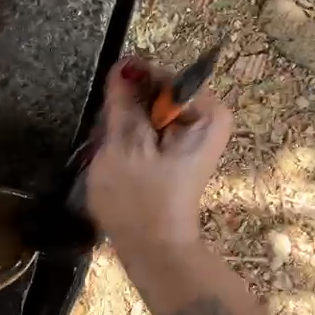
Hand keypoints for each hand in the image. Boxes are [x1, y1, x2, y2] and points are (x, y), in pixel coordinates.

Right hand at [84, 59, 232, 246]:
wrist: (152, 248)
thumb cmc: (138, 199)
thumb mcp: (125, 145)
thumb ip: (124, 101)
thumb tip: (123, 65)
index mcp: (206, 112)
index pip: (161, 75)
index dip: (129, 87)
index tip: (108, 110)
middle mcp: (206, 118)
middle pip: (154, 92)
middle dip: (126, 109)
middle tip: (109, 139)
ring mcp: (192, 135)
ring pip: (145, 110)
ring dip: (122, 125)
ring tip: (111, 152)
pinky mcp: (176, 151)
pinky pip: (147, 128)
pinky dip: (128, 138)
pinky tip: (118, 159)